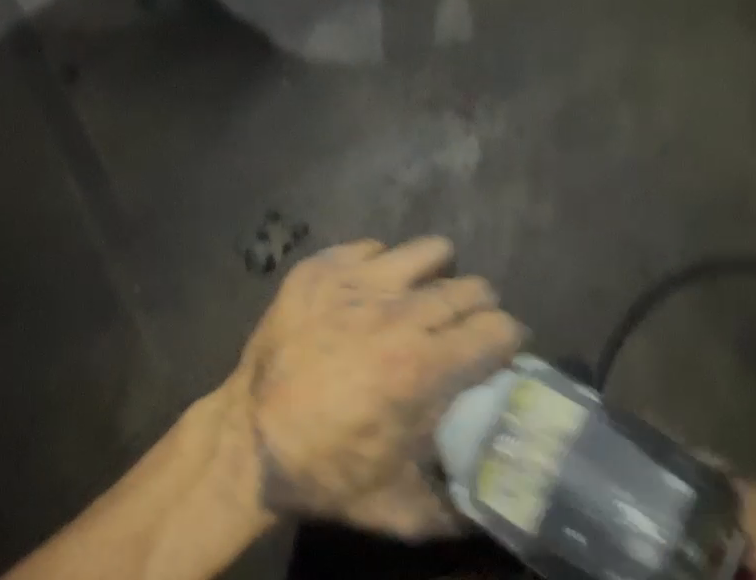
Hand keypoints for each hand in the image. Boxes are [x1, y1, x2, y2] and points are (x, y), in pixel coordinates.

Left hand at [229, 237, 524, 539]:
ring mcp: (356, 283)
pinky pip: (372, 248)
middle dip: (479, 309)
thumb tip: (489, 499)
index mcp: (423, 366)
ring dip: (436, 275)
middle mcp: (397, 313)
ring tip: (422, 298)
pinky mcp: (320, 268)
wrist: (247, 441)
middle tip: (463, 329)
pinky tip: (368, 296)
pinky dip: (380, 268)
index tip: (501, 351)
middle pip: (471, 287)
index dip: (508, 340)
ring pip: (428, 251)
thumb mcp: (396, 506)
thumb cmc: (324, 470)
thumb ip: (453, 507)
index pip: (498, 328)